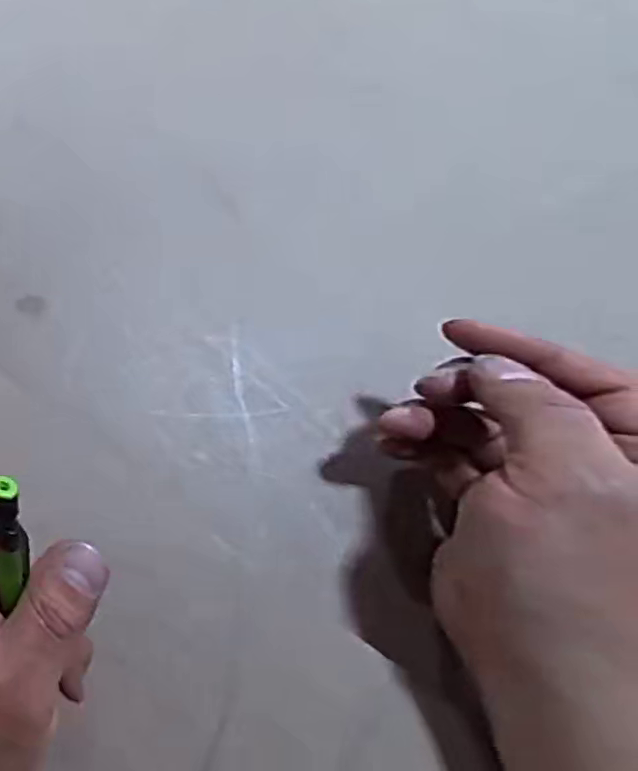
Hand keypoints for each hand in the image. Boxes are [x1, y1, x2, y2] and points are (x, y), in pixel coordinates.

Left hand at [0, 539, 108, 770]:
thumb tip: (82, 555)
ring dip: (44, 650)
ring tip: (26, 684)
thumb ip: (54, 610)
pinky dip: (32, 655)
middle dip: (47, 633)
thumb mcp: (22, 668)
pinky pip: (16, 621)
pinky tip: (22, 682)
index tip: (37, 639)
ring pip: (29, 604)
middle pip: (25, 579)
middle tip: (34, 674)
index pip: (18, 555)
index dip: (43, 604)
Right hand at [376, 321, 637, 770]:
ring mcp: (544, 492)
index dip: (528, 351)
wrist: (549, 666)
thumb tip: (496, 365)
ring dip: (428, 416)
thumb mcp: (570, 481)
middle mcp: (602, 471)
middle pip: (526, 401)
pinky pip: (452, 456)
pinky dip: (419, 443)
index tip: (456, 331)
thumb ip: (538, 410)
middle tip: (423, 394)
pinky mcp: (494, 509)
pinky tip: (395, 445)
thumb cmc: (580, 575)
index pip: (602, 383)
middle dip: (463, 388)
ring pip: (479, 426)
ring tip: (394, 430)